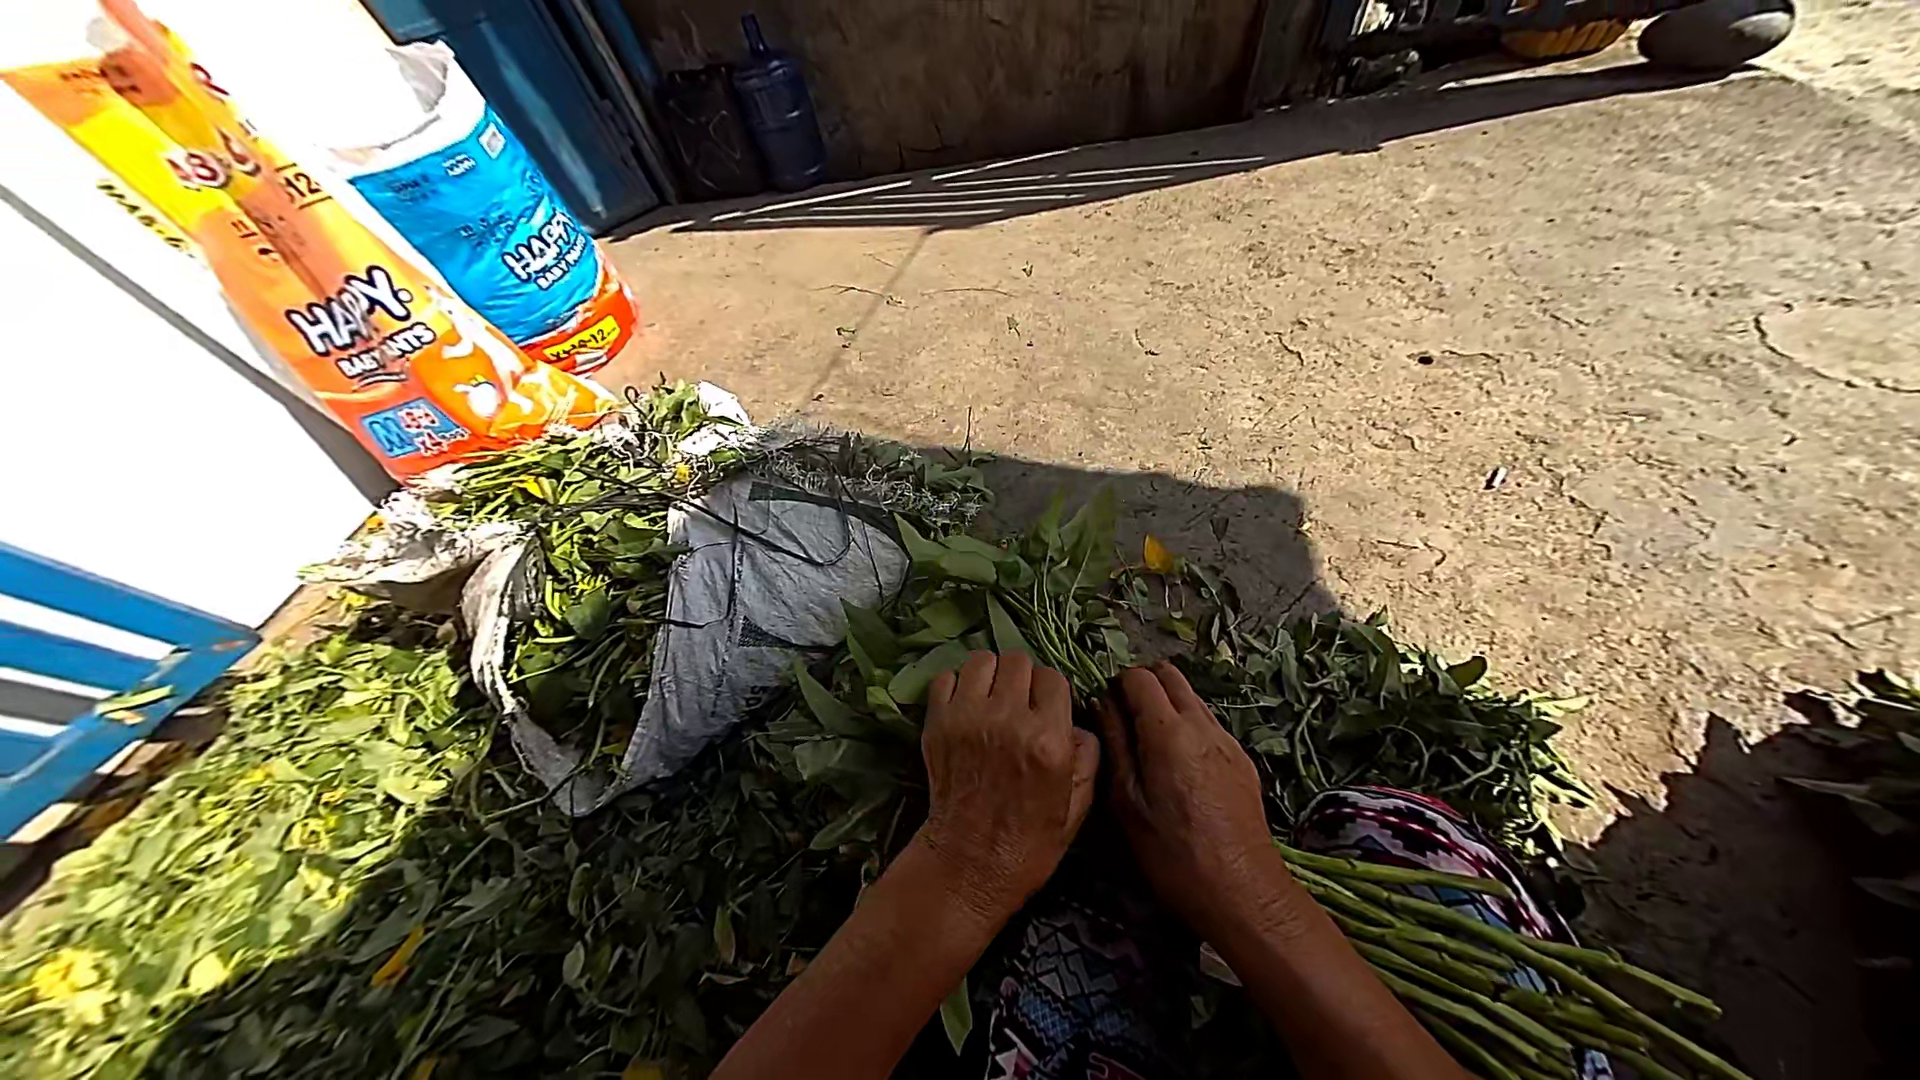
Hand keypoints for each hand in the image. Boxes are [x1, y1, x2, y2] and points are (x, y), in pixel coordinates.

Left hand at [916, 651, 1100, 921]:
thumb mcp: (1078, 804)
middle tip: (1018, 701)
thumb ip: (1088, 754)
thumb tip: (1077, 722)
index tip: (1046, 707)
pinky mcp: (937, 722)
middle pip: (1017, 660)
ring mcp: (967, 717)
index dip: (1051, 691)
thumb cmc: (1030, 840)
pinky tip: (965, 705)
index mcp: (1047, 739)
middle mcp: (1007, 719)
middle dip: (1022, 678)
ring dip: (990, 674)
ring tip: (991, 697)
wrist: (969, 864)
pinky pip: (946, 677)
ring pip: (982, 660)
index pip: (1053, 677)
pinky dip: (957, 685)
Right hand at [1099, 664, 1289, 938]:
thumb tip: (1100, 703)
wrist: (1243, 894)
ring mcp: (1227, 740)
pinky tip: (1177, 763)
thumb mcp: (1127, 802)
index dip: (1116, 684)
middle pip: (1169, 674)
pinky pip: (1208, 721)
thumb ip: (1114, 743)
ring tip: (1148, 742)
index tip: (1105, 709)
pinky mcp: (1242, 758)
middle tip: (1124, 716)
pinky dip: (1187, 723)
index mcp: (1169, 732)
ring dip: (1166, 702)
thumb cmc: (1173, 854)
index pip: (1139, 676)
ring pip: (1191, 695)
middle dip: (1142, 683)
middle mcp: (1202, 725)